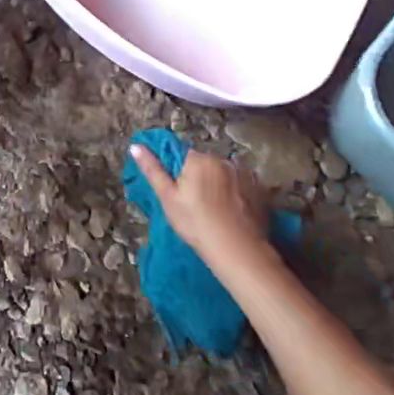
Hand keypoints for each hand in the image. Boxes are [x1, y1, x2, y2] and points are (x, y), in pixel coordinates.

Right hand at [129, 145, 282, 278]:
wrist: (237, 248)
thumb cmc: (195, 223)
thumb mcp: (168, 198)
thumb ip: (153, 170)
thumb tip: (136, 146)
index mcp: (199, 158)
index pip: (182, 155)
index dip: (177, 172)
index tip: (177, 192)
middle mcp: (223, 159)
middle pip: (204, 163)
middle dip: (198, 177)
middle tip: (193, 205)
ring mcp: (244, 173)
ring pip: (222, 174)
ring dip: (216, 185)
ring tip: (213, 211)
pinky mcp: (258, 189)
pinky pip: (239, 185)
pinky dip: (234, 193)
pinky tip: (230, 212)